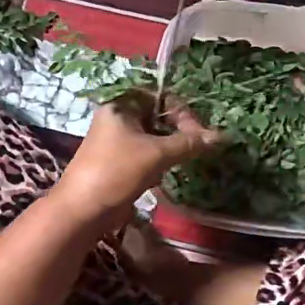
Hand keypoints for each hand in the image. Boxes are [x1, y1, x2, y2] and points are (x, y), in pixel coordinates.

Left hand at [49, 91, 220, 231]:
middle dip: (179, 132)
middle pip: (158, 116)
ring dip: (169, 149)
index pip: (159, 96)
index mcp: (120, 106)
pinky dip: (157, 163)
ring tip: (179, 163)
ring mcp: (117, 141)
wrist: (83, 209)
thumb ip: (189, 143)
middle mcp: (117, 119)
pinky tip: (160, 176)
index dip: (182, 111)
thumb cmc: (117, 171)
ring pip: (154, 138)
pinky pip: (146, 155)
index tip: (198, 132)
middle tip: (196, 149)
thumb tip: (221, 137)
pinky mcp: (119, 162)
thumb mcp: (156, 154)